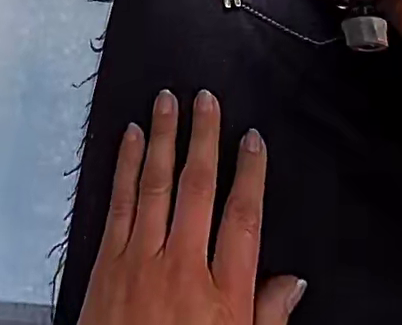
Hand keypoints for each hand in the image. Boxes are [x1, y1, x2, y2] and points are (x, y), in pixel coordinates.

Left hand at [80, 89, 306, 324]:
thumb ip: (266, 319)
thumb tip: (295, 281)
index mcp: (220, 295)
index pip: (242, 217)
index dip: (250, 172)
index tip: (252, 138)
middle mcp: (181, 268)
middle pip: (198, 187)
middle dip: (204, 137)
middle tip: (206, 98)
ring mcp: (140, 261)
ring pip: (156, 184)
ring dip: (164, 137)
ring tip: (168, 100)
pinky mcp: (106, 265)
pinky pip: (119, 203)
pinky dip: (126, 165)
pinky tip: (132, 136)